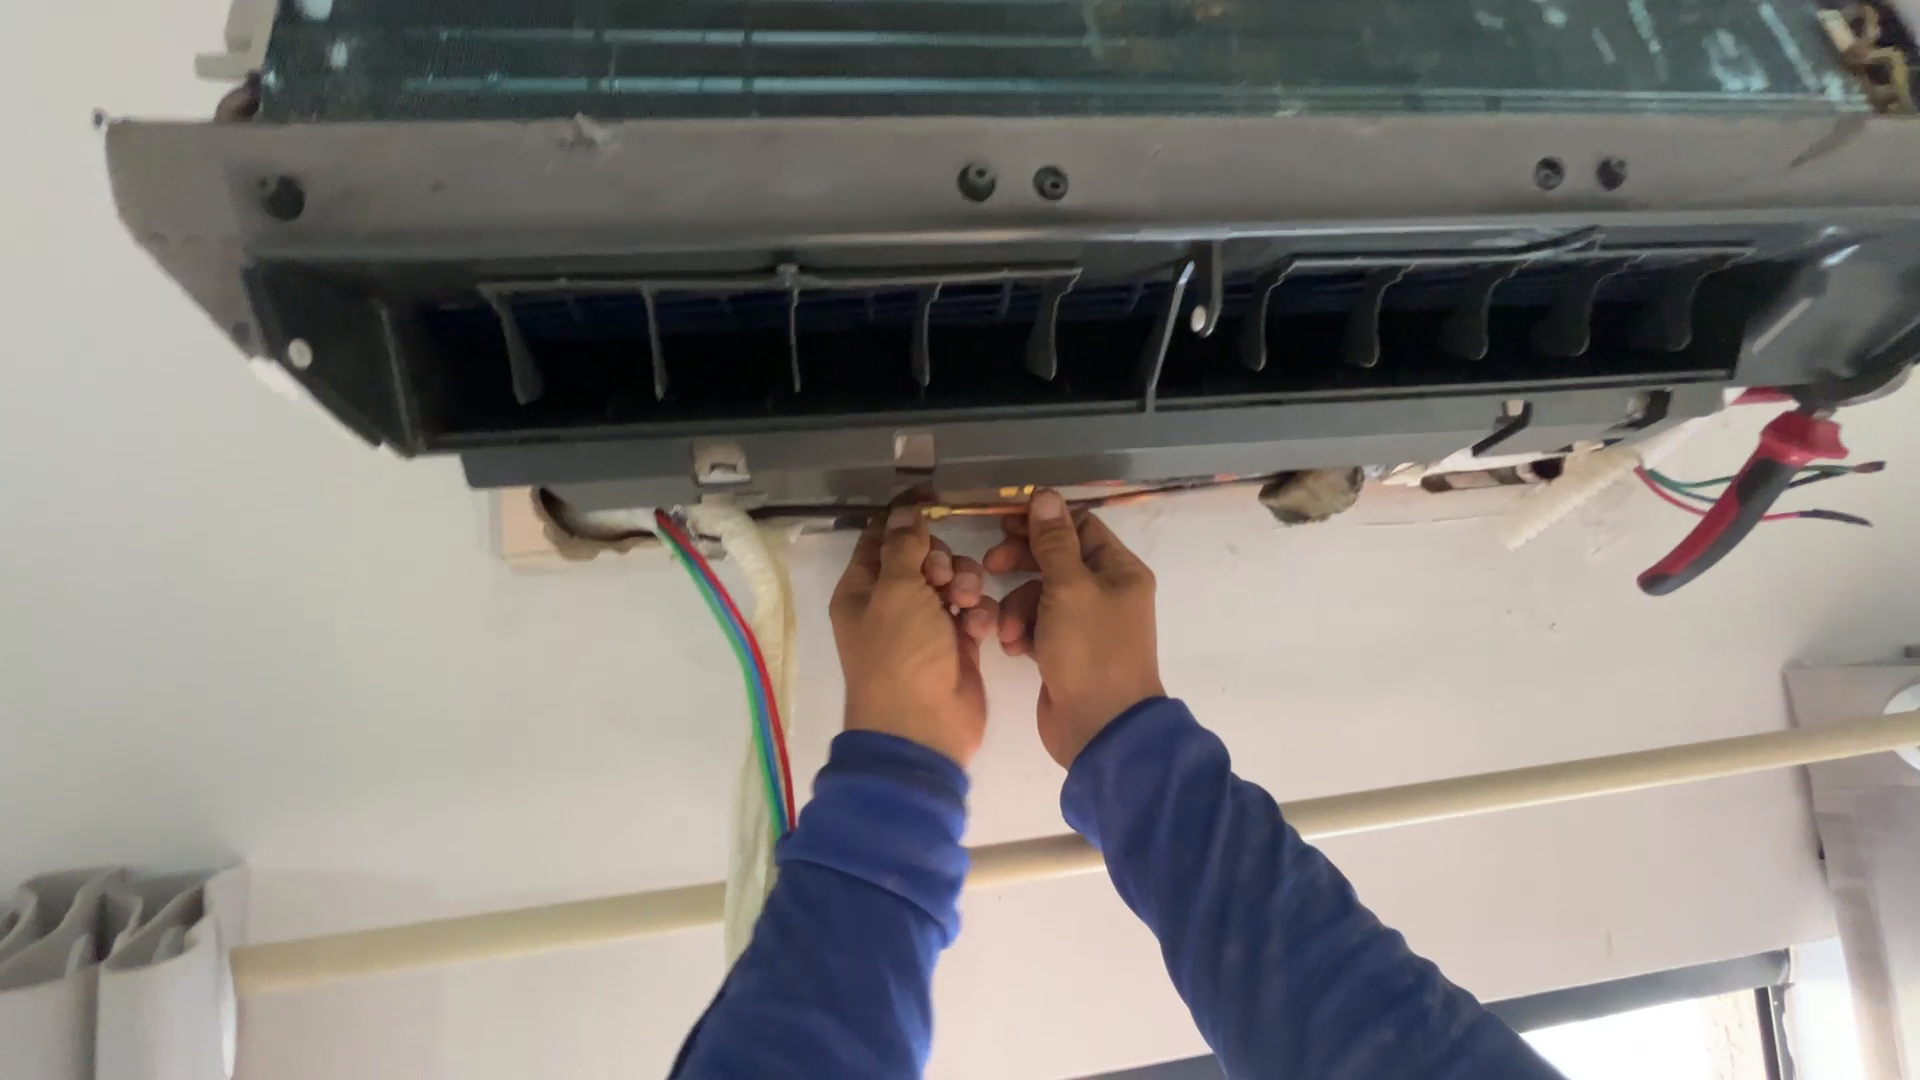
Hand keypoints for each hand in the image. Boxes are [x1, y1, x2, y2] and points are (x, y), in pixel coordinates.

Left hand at [830, 505, 998, 766]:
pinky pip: (971, 612)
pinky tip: (976, 629)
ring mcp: (926, 625)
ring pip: (953, 581)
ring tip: (964, 604)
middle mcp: (892, 603)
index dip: (905, 515)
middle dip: (941, 559)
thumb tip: (904, 510)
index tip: (933, 496)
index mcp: (863, 588)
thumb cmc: (900, 654)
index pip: (881, 537)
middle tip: (942, 578)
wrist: (923, 728)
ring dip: (964, 585)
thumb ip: (904, 546)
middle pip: (923, 557)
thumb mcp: (897, 591)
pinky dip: (976, 616)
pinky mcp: (957, 644)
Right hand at [984, 491, 1166, 768]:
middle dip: (1021, 563)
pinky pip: (1035, 625)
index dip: (1042, 521)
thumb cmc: (1090, 650)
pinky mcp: (1063, 650)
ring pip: (1039, 594)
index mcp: (1118, 570)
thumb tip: (1046, 495)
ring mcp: (1083, 623)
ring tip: (1008, 631)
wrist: (1099, 728)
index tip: (1004, 523)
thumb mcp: (1069, 588)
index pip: (1079, 527)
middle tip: (990, 565)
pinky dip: (1021, 632)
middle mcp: (1104, 592)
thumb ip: (1054, 542)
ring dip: (1017, 607)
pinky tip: (1013, 648)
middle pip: (1055, 559)